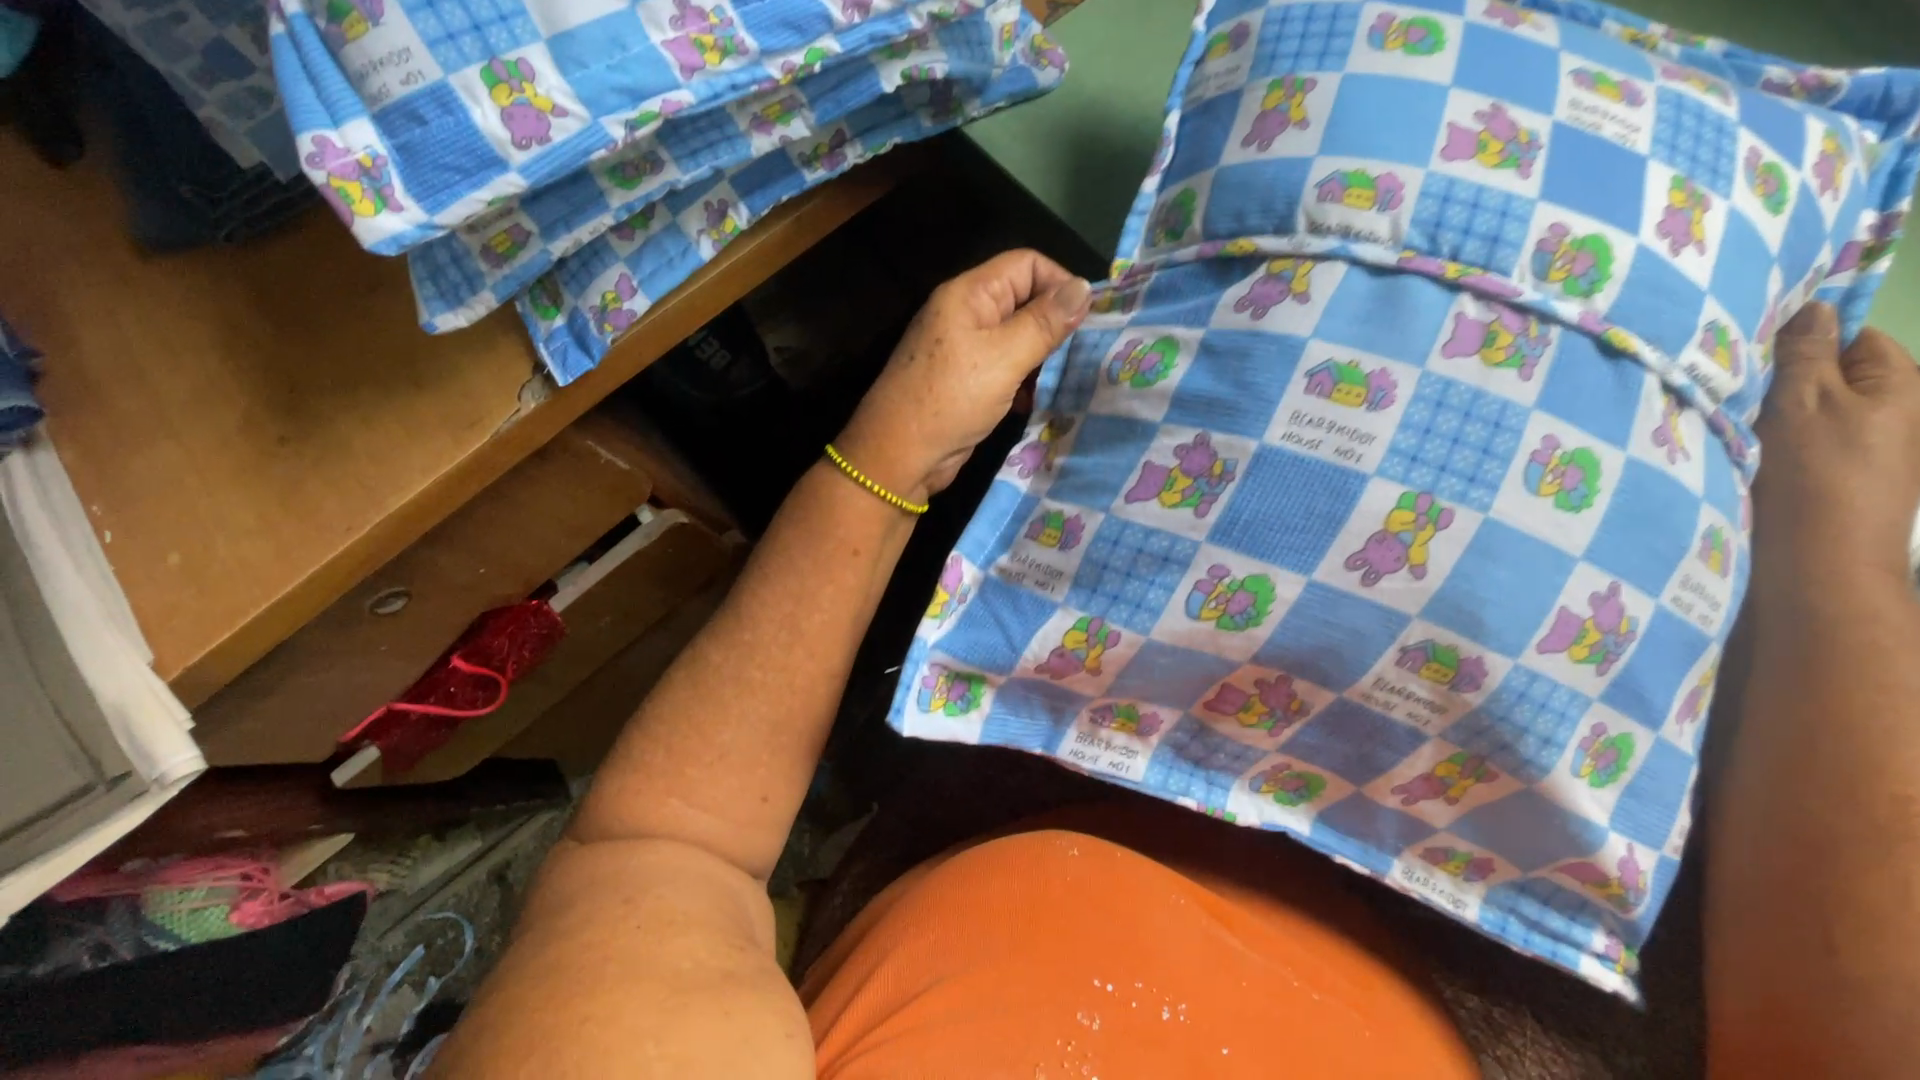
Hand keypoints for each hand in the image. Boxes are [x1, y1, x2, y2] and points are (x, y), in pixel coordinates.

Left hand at [835, 250, 1090, 502]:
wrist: (899, 456)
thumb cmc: (951, 399)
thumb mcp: (1005, 357)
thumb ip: (1045, 322)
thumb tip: (1084, 287)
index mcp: (969, 294)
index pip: (1026, 264)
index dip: (1059, 282)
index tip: (1087, 318)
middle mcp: (966, 314)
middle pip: (1023, 300)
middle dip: (1053, 324)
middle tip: (1079, 354)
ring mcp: (964, 350)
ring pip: (1017, 338)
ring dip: (1041, 357)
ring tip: (1060, 380)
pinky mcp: (966, 383)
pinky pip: (1005, 369)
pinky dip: (1023, 381)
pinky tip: (1033, 401)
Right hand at [1753, 302, 1919, 590]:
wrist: (1819, 566)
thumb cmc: (1816, 474)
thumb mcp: (1806, 401)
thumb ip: (1806, 351)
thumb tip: (1813, 306)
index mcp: (1898, 384)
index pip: (1849, 335)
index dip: (1800, 334)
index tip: (1746, 343)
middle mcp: (1887, 412)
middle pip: (1822, 375)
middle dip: (1775, 377)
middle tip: (1726, 381)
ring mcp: (1857, 451)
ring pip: (1800, 412)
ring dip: (1762, 413)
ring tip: (1723, 415)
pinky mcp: (1826, 482)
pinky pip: (1791, 445)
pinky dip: (1762, 443)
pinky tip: (1733, 448)